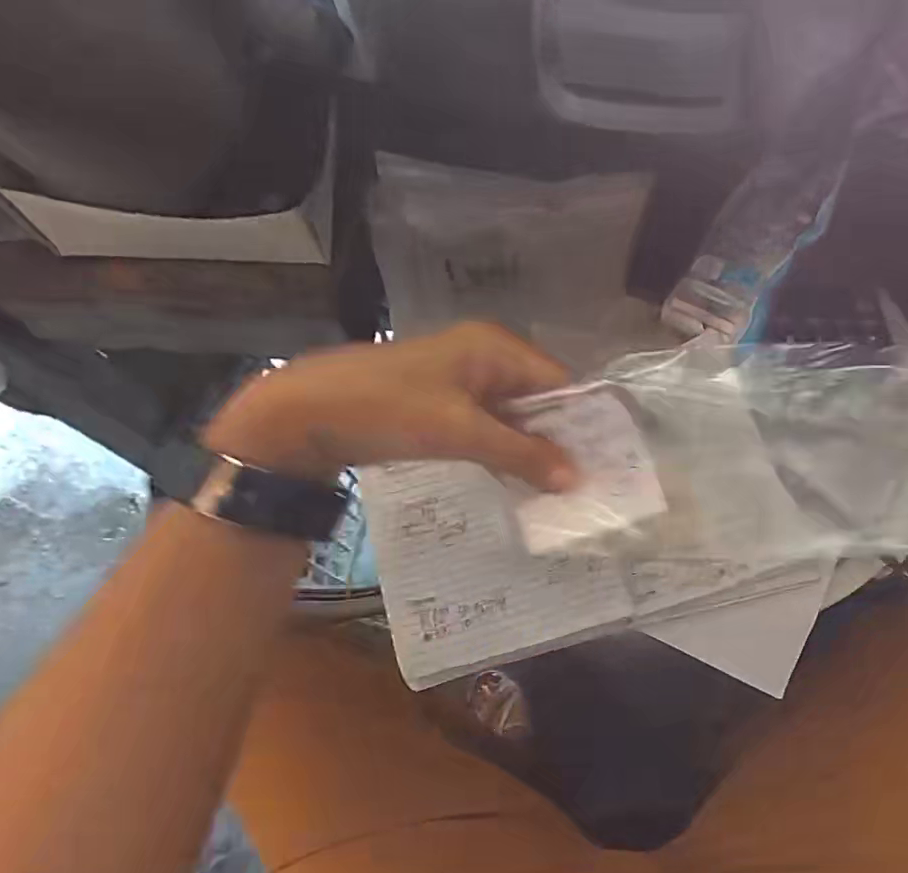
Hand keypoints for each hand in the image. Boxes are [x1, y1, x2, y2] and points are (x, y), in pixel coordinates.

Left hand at [203, 322, 577, 489]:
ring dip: (533, 451)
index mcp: (496, 348)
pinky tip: (521, 483)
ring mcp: (464, 382)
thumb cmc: (389, 409)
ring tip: (560, 490)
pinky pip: (490, 429)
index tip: (602, 463)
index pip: (560, 383)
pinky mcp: (446, 406)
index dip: (582, 422)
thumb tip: (576, 478)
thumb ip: (522, 454)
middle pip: (540, 401)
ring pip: (515, 418)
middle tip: (584, 484)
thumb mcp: (462, 432)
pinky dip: (505, 453)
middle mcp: (486, 358)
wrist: (305, 414)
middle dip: (559, 440)